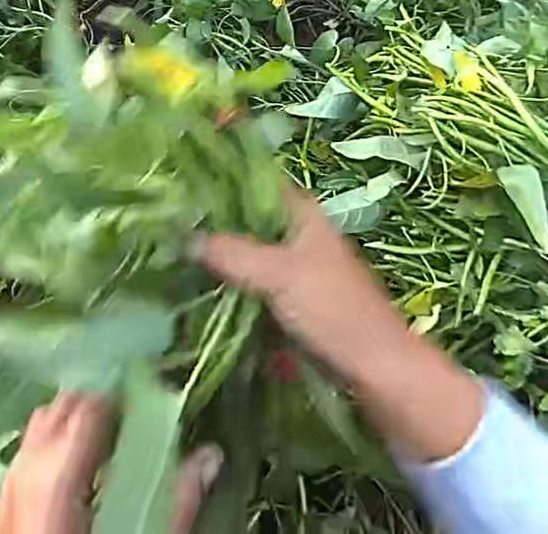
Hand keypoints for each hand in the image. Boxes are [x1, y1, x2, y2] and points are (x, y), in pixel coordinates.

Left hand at [0, 392, 223, 533]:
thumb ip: (176, 503)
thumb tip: (210, 457)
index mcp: (58, 477)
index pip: (91, 404)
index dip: (124, 388)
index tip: (153, 384)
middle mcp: (29, 467)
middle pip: (67, 403)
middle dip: (103, 395)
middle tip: (140, 403)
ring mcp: (13, 480)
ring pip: (48, 417)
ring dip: (81, 412)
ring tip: (117, 425)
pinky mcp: (8, 496)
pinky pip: (35, 441)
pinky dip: (62, 433)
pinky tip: (87, 455)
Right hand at [194, 185, 483, 461]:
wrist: (378, 369)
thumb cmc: (333, 309)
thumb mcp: (278, 275)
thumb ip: (231, 252)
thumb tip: (182, 237)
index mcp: (300, 211)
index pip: (252, 179)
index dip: (219, 178)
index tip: (179, 183)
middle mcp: (296, 230)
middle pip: (245, 216)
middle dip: (211, 221)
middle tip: (169, 222)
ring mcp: (294, 264)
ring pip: (246, 249)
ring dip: (219, 254)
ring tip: (175, 251)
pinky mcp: (291, 296)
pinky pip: (251, 280)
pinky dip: (230, 281)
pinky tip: (201, 285)